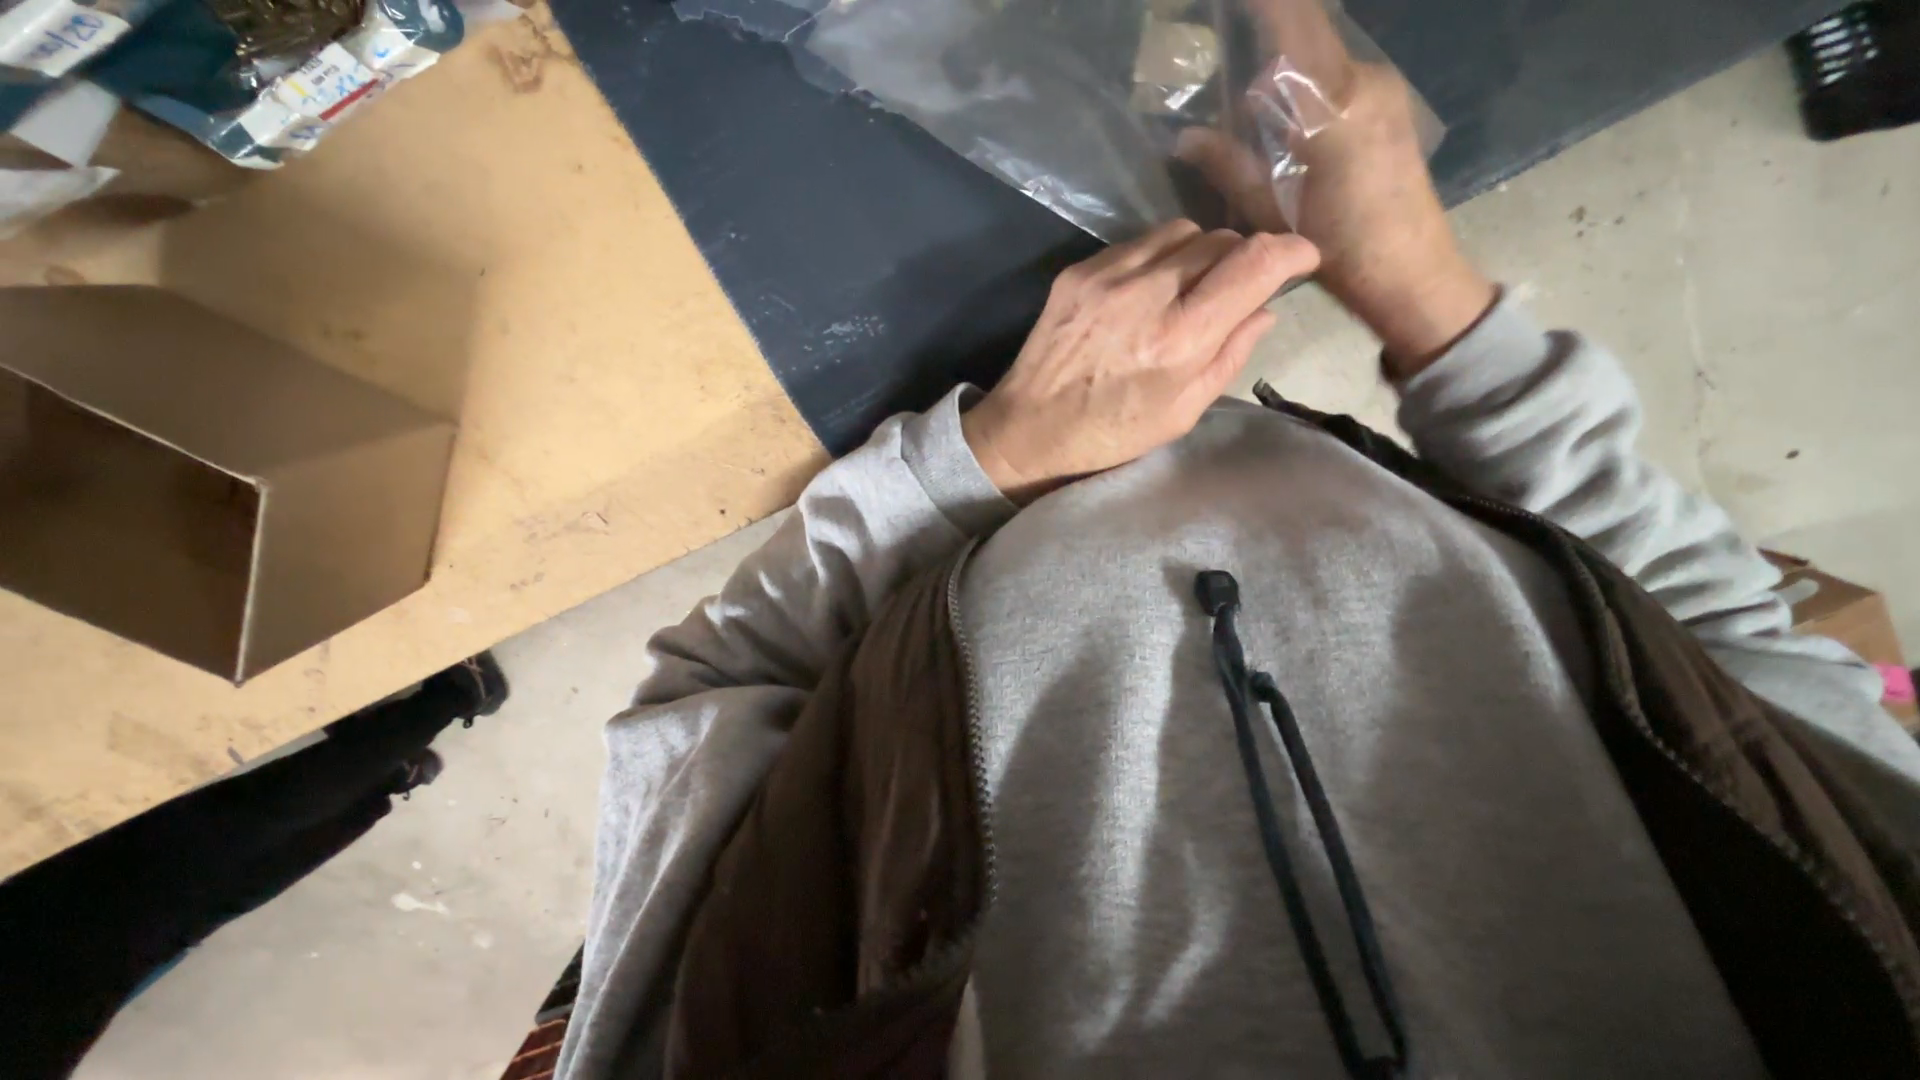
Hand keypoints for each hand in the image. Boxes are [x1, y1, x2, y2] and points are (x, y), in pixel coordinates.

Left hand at [962, 220, 1318, 502]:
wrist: (1028, 429)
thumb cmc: (1111, 434)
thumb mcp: (1183, 413)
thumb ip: (1231, 355)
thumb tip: (1266, 308)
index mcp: (1179, 339)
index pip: (1255, 263)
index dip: (1292, 251)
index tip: (1303, 258)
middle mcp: (1146, 294)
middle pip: (1222, 239)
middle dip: (1244, 257)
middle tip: (1239, 287)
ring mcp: (1107, 276)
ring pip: (1183, 230)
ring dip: (1202, 252)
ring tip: (1192, 288)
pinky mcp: (1078, 271)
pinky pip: (1140, 241)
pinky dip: (1160, 256)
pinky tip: (1151, 289)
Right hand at [1175, 0, 1496, 376]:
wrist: (1411, 273)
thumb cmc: (1337, 244)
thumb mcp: (1270, 208)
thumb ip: (1226, 164)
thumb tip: (1184, 137)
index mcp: (1334, 99)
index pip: (1296, 20)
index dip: (1266, 1)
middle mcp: (1366, 79)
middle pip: (1308, 37)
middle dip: (1266, 46)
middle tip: (1230, 76)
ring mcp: (1386, 91)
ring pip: (1324, 61)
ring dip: (1287, 78)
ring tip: (1255, 121)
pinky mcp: (1393, 109)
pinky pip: (1341, 80)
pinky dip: (1309, 92)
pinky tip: (1289, 134)